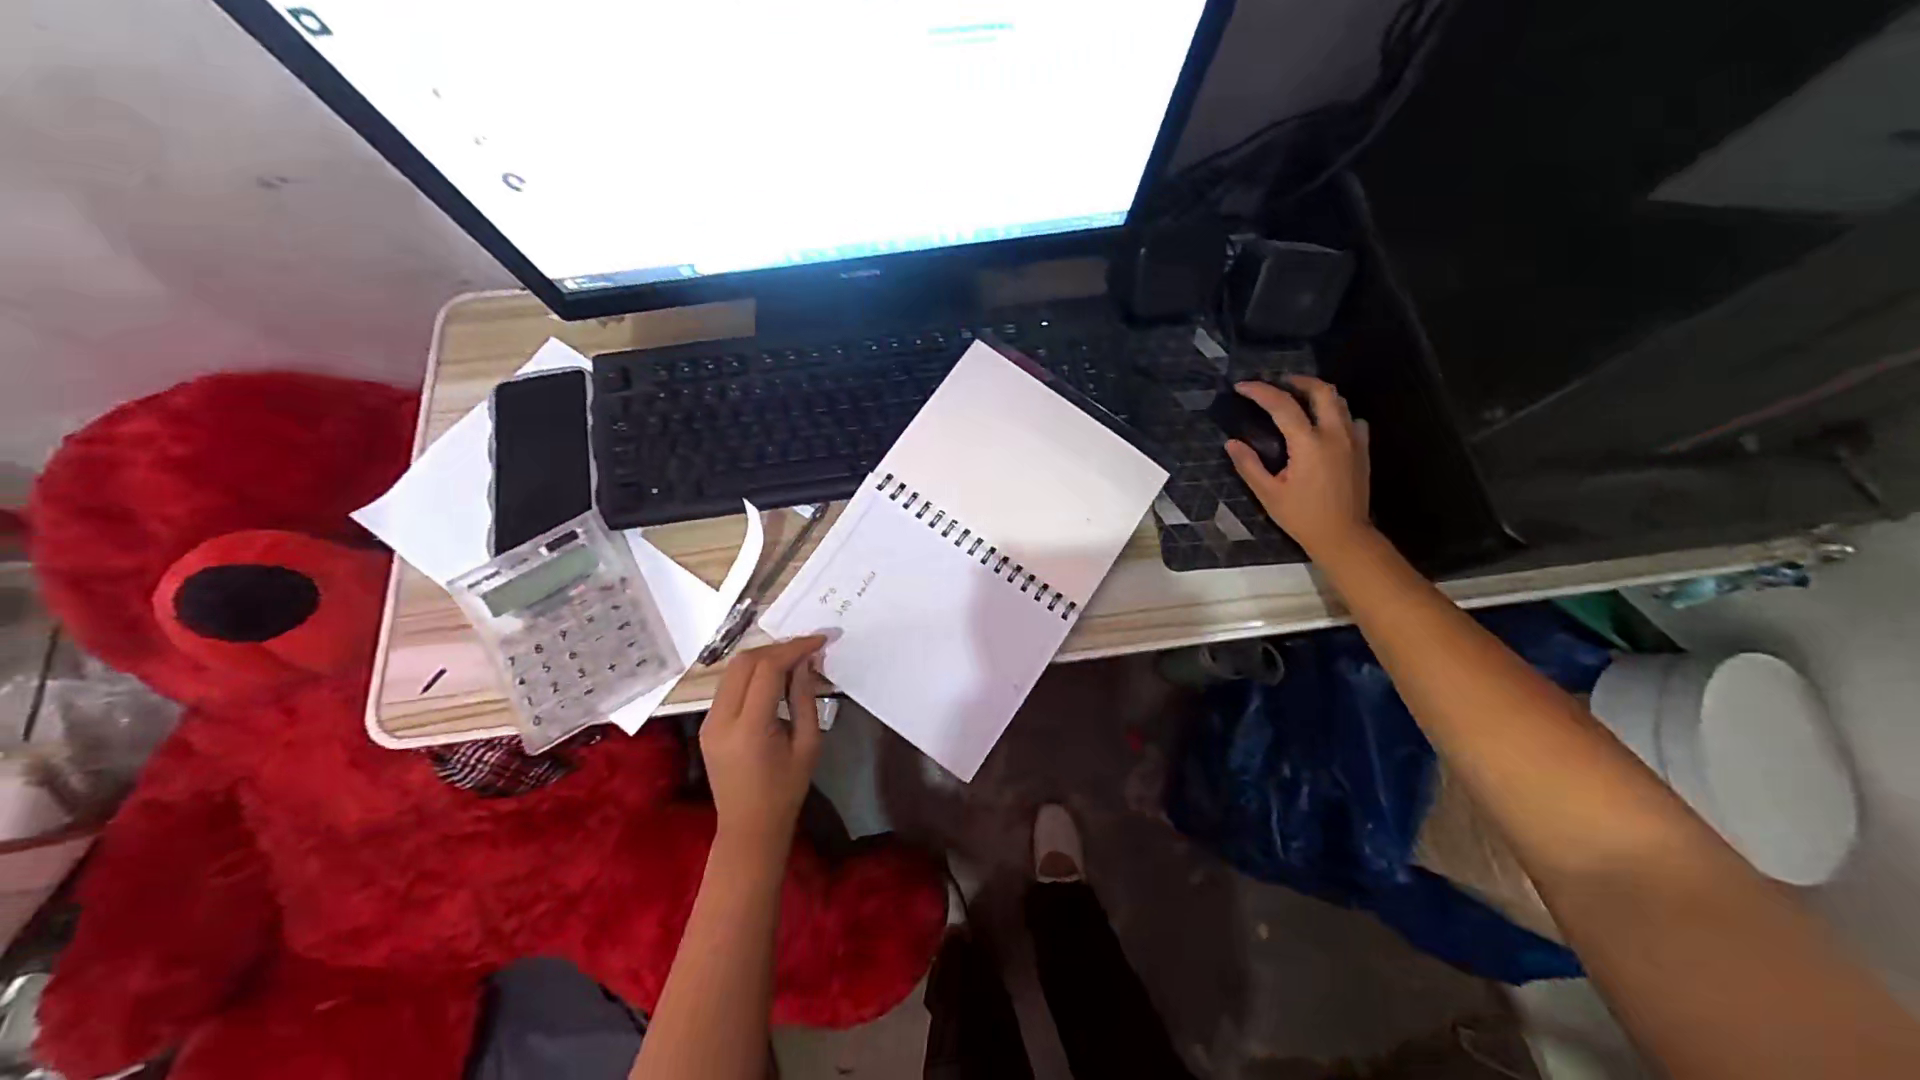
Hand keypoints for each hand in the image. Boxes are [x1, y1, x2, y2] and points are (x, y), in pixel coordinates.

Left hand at [700, 635, 828, 849]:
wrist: (749, 828)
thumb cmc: (786, 790)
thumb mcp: (808, 745)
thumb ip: (805, 698)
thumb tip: (806, 662)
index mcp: (749, 728)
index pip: (768, 670)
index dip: (794, 649)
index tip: (819, 640)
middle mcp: (721, 720)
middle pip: (745, 662)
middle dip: (778, 648)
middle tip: (807, 647)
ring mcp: (709, 721)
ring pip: (733, 670)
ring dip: (763, 657)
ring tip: (793, 658)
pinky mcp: (707, 724)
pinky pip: (729, 686)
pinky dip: (752, 673)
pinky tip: (774, 677)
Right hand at [1224, 376, 1371, 556]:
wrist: (1344, 536)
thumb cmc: (1302, 517)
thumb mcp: (1268, 494)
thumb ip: (1249, 465)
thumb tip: (1232, 443)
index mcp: (1309, 444)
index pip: (1282, 405)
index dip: (1260, 391)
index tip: (1242, 387)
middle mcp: (1335, 434)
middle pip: (1321, 390)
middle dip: (1298, 381)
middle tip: (1278, 384)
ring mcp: (1353, 440)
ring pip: (1340, 401)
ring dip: (1317, 394)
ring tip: (1297, 399)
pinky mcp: (1363, 449)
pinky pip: (1352, 420)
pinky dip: (1336, 414)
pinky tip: (1323, 425)